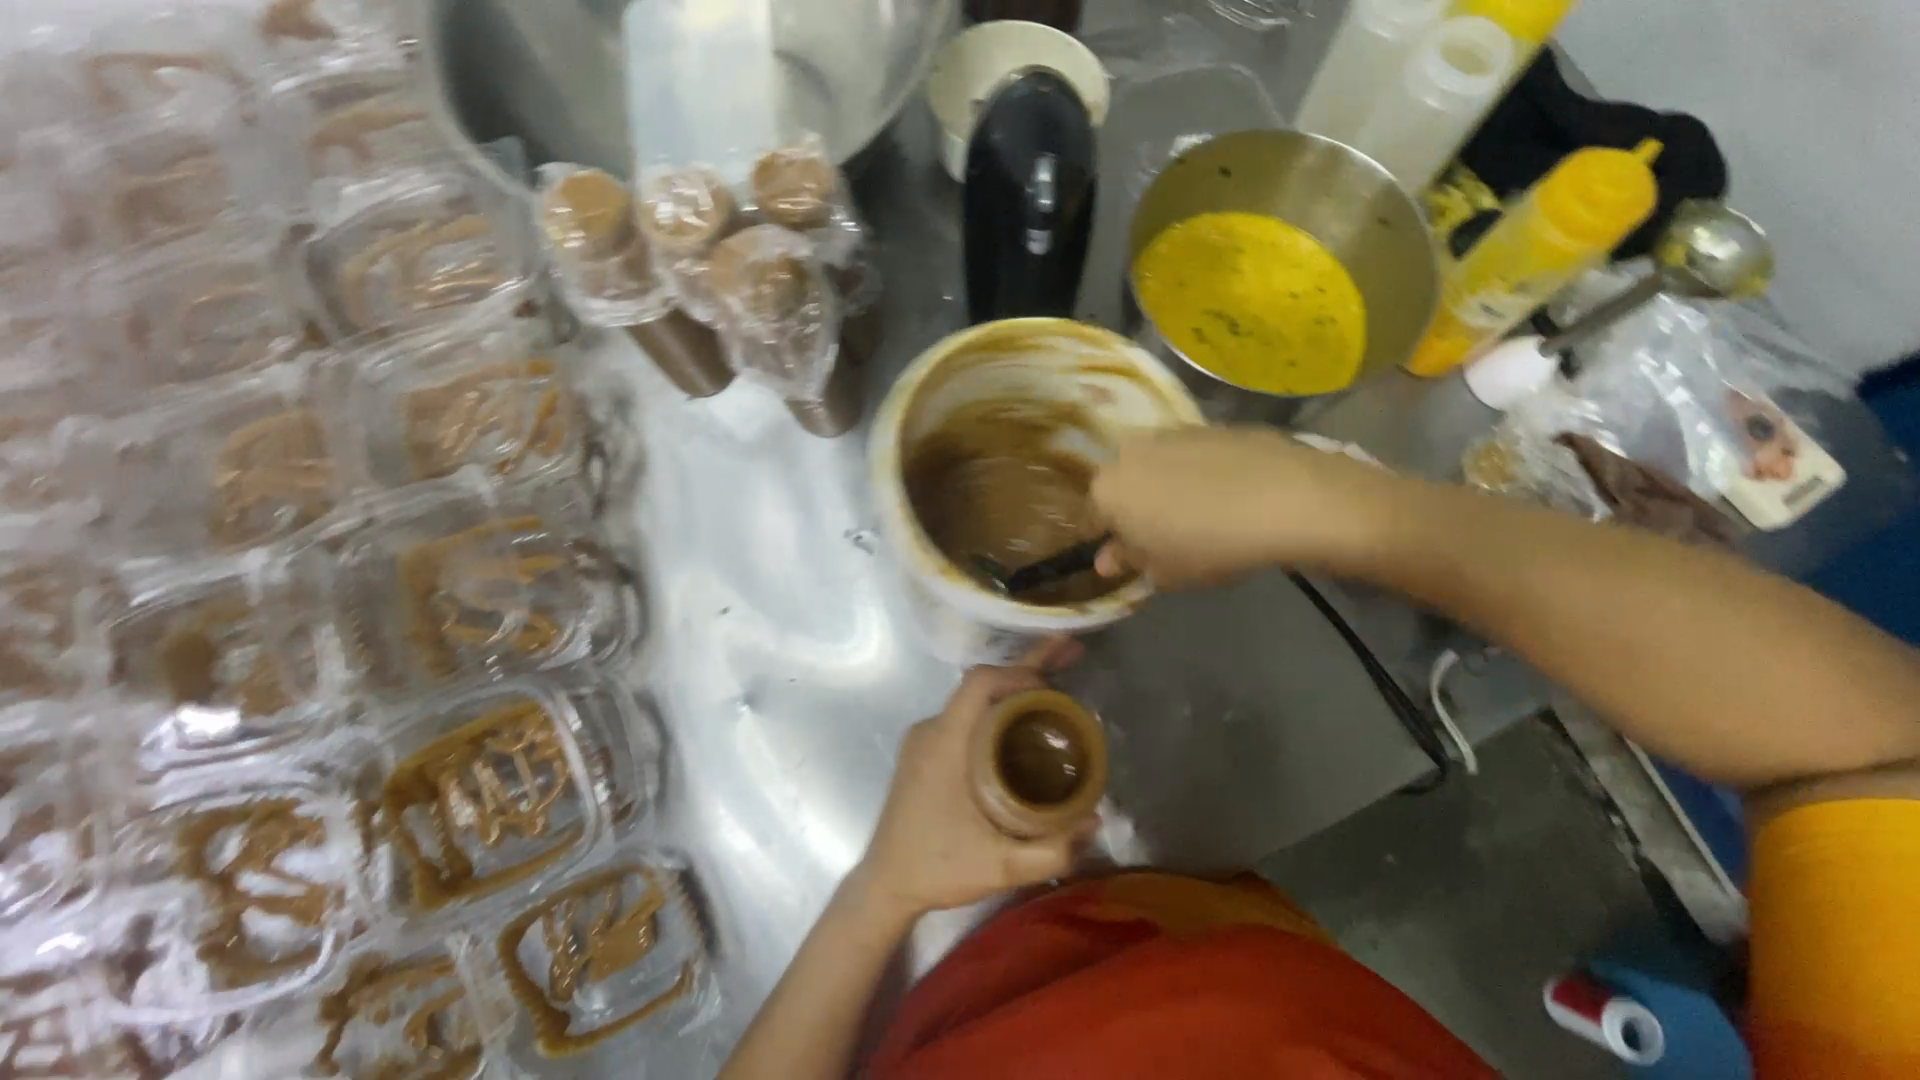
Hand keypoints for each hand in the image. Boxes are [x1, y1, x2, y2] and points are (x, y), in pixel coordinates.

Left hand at [854, 638, 1091, 919]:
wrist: (885, 886)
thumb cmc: (937, 868)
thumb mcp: (1000, 867)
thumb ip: (1051, 850)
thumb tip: (1094, 819)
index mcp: (944, 743)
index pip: (979, 682)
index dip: (1019, 672)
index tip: (1055, 684)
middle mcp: (930, 730)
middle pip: (981, 684)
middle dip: (1028, 670)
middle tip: (1071, 655)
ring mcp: (923, 740)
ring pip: (974, 700)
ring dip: (1013, 692)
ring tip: (1057, 696)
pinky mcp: (924, 752)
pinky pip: (965, 717)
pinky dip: (997, 711)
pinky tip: (1024, 728)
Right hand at [1089, 427, 1399, 587]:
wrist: (1289, 499)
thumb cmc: (1211, 544)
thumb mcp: (1165, 570)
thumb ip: (1129, 562)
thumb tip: (1107, 559)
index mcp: (1108, 489)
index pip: (1093, 519)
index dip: (1110, 542)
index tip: (1132, 559)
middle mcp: (1130, 451)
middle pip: (1124, 487)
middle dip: (1138, 511)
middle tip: (1168, 540)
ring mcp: (1171, 433)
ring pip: (1158, 468)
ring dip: (1169, 490)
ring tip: (1204, 518)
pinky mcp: (1211, 426)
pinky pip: (1193, 457)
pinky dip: (1201, 475)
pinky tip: (1231, 498)